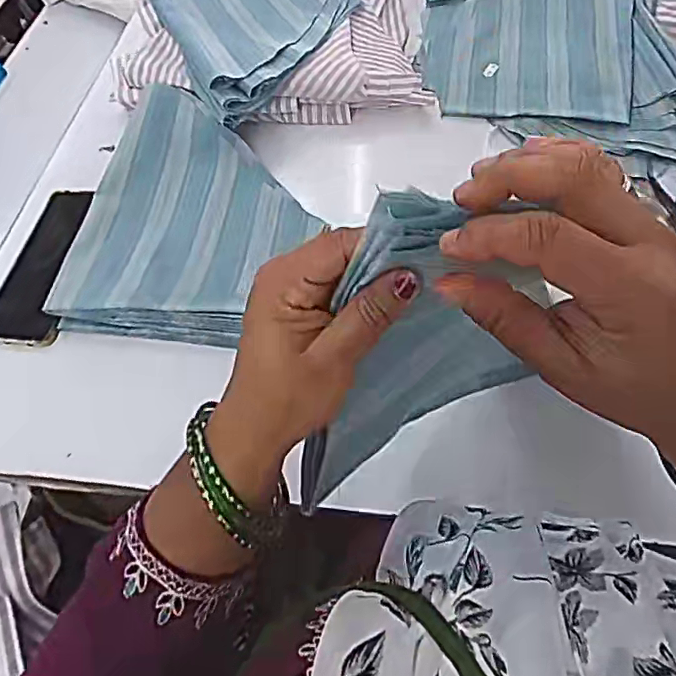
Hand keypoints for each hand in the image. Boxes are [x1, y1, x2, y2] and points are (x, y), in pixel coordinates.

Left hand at [206, 227, 419, 494]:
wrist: (256, 432)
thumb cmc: (283, 401)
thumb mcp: (333, 359)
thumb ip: (369, 313)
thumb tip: (405, 277)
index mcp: (283, 280)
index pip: (340, 243)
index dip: (381, 246)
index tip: (417, 258)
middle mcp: (283, 273)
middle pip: (342, 248)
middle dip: (381, 260)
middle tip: (420, 277)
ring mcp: (290, 285)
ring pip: (343, 264)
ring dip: (373, 276)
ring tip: (408, 291)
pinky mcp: (299, 300)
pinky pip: (337, 281)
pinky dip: (361, 289)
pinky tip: (383, 303)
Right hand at [434, 140, 675, 517]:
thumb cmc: (633, 385)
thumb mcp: (563, 367)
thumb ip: (507, 319)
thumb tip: (451, 282)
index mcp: (630, 287)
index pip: (551, 237)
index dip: (492, 234)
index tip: (453, 246)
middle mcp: (647, 239)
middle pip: (571, 178)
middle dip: (507, 178)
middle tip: (464, 201)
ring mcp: (649, 218)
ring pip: (584, 162)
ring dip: (526, 163)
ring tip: (484, 182)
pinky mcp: (641, 211)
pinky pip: (596, 167)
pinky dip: (554, 158)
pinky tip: (523, 166)